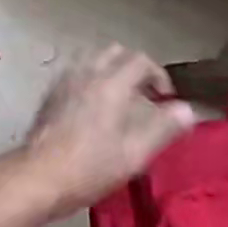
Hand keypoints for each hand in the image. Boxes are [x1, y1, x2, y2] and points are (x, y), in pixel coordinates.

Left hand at [19, 44, 198, 213]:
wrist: (39, 175)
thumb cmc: (90, 167)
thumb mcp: (134, 155)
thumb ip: (163, 128)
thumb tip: (187, 109)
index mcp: (111, 84)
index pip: (141, 60)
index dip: (159, 75)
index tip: (165, 99)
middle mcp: (88, 72)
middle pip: (117, 51)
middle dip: (136, 67)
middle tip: (145, 95)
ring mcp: (66, 78)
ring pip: (95, 56)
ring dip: (112, 68)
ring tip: (121, 96)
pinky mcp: (52, 90)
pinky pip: (77, 68)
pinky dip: (92, 74)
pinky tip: (94, 102)